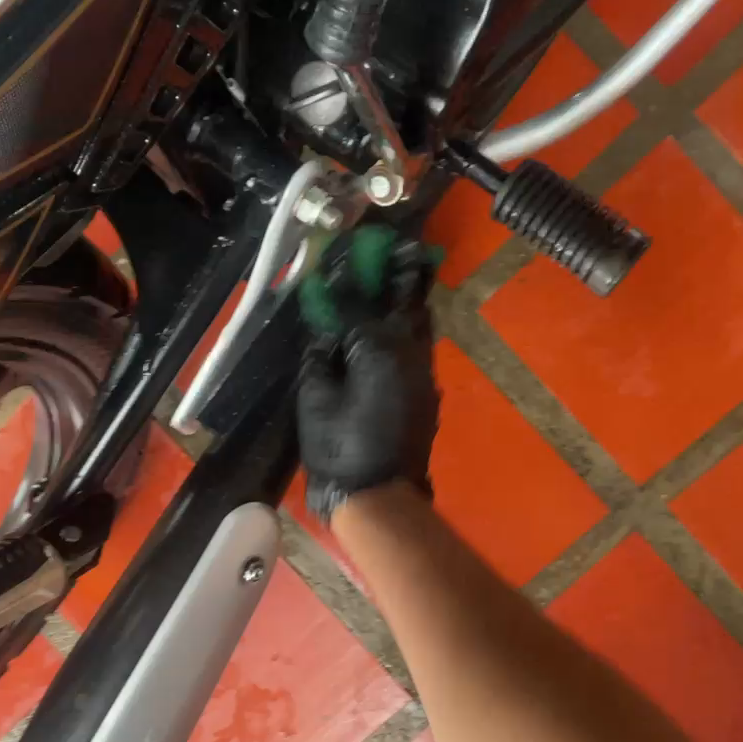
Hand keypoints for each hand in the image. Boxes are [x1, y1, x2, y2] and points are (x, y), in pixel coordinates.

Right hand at [296, 232, 439, 524]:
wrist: (378, 494)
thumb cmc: (339, 447)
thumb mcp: (315, 397)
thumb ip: (321, 354)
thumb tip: (327, 330)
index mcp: (379, 349)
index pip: (361, 302)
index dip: (349, 278)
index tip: (344, 254)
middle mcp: (411, 353)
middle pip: (408, 301)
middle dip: (401, 272)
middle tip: (395, 247)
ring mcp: (424, 373)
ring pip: (421, 324)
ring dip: (409, 300)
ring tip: (400, 277)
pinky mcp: (427, 392)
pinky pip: (419, 349)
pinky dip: (408, 330)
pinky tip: (395, 328)